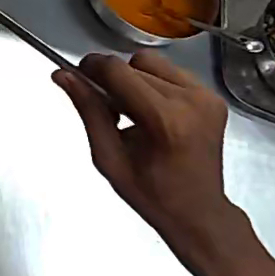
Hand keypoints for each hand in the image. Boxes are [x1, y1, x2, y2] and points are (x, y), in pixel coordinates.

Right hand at [53, 51, 252, 273]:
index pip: (116, 70)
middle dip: (110, 80)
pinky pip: (168, 71)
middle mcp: (190, 101)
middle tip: (107, 107)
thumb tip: (62, 75)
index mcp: (164, 120)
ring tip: (131, 109)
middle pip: (130, 65)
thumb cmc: (151, 193)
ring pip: (148, 62)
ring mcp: (205, 97)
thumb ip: (87, 110)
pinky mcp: (212, 97)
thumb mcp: (107, 156)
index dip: (90, 68)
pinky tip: (150, 109)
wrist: (200, 213)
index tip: (78, 78)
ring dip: (131, 78)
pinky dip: (151, 82)